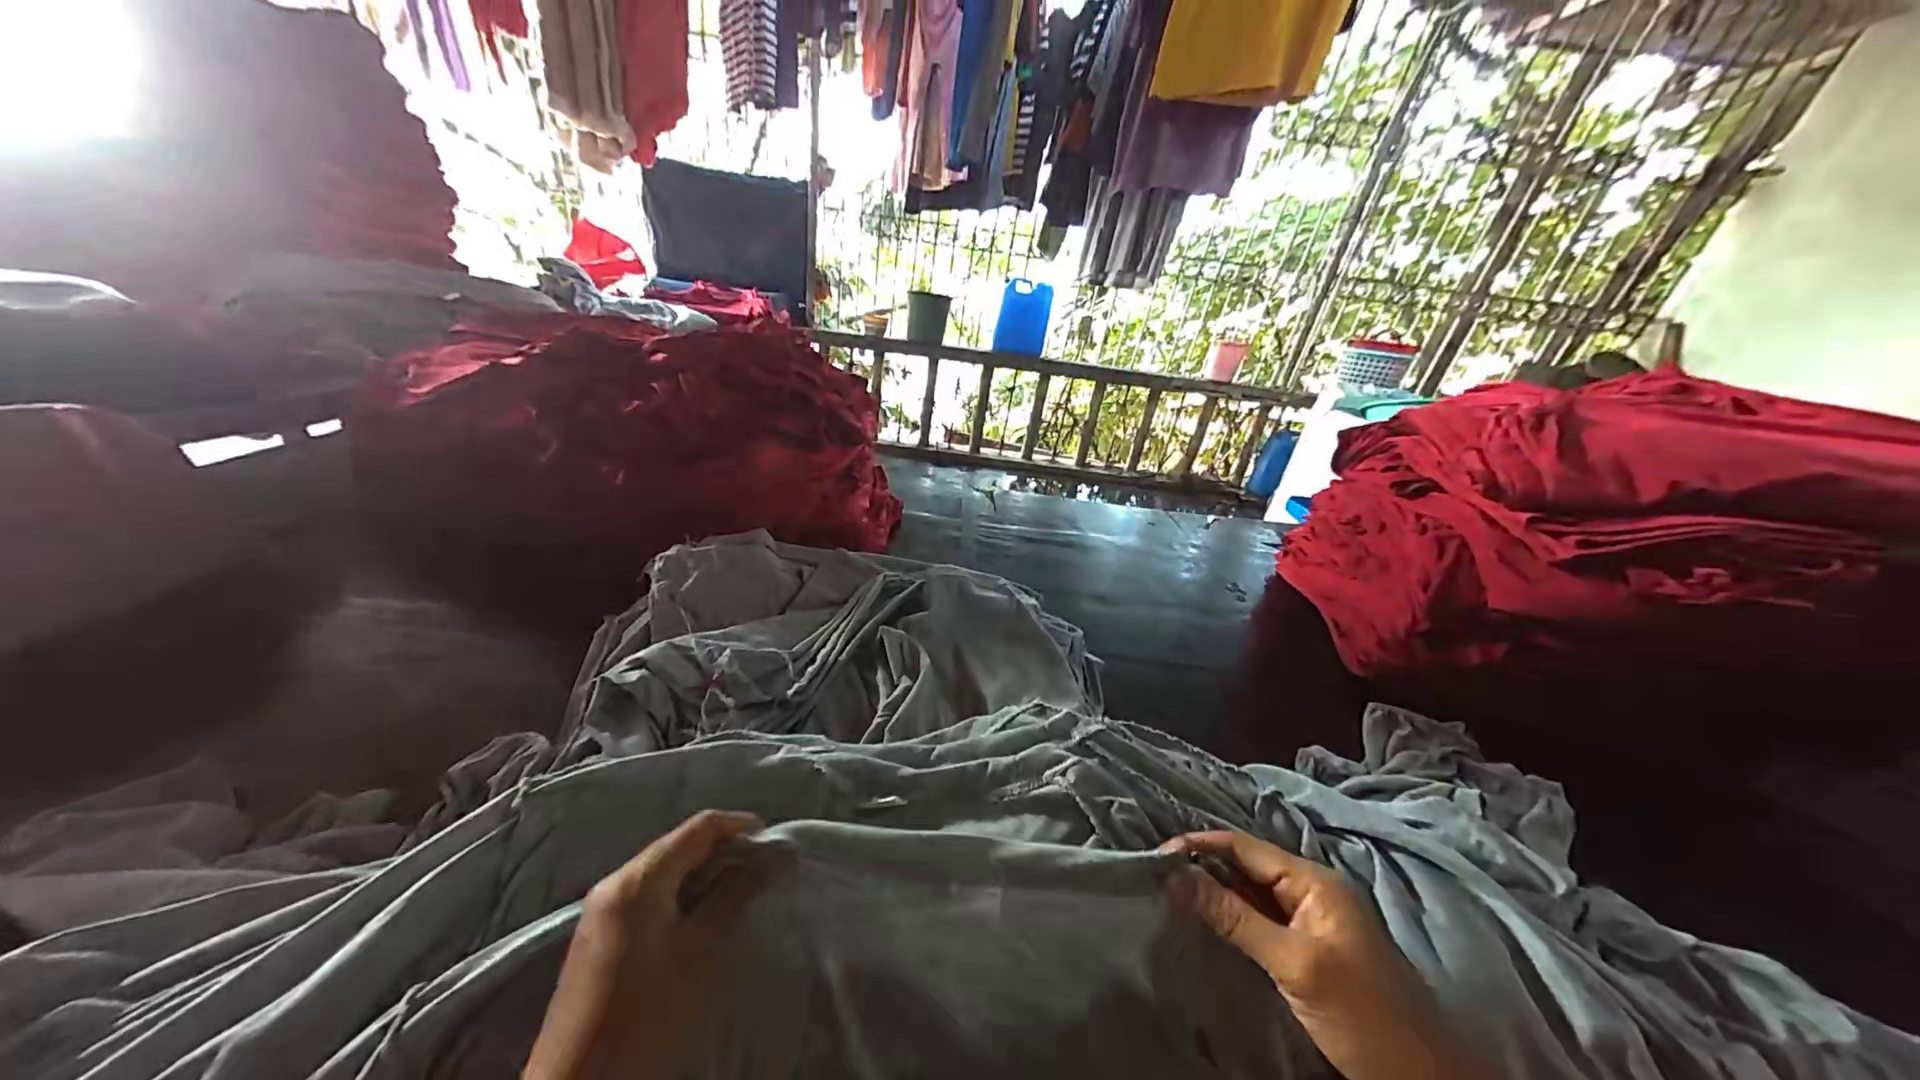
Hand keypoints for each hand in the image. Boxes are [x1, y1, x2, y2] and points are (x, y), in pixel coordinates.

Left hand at [524, 810, 764, 1079]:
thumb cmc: (645, 1015)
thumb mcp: (699, 953)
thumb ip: (732, 897)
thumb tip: (764, 860)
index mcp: (636, 881)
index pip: (696, 829)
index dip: (738, 825)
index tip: (772, 839)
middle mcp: (613, 884)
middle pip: (677, 846)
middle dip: (722, 850)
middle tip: (760, 866)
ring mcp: (601, 910)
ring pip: (664, 871)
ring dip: (703, 873)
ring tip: (739, 889)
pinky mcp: (599, 936)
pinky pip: (648, 895)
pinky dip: (680, 894)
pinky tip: (702, 914)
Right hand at [1161, 831, 1497, 1079]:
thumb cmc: (1364, 1015)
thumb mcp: (1294, 963)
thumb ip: (1234, 917)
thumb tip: (1176, 878)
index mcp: (1313, 881)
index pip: (1244, 847)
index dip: (1199, 846)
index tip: (1157, 856)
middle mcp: (1310, 891)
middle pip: (1245, 866)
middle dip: (1202, 867)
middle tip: (1157, 877)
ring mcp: (1310, 921)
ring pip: (1250, 893)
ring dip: (1213, 892)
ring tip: (1170, 895)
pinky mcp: (1306, 949)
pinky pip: (1260, 920)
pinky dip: (1230, 917)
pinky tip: (1205, 922)